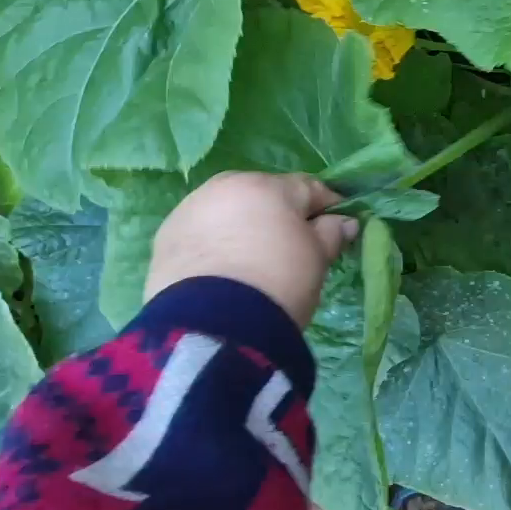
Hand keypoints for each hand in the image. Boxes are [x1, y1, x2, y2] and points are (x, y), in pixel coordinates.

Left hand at [144, 172, 357, 326]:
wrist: (215, 322)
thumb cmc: (280, 280)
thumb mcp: (318, 258)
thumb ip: (332, 233)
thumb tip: (344, 222)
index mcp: (268, 187)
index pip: (309, 188)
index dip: (329, 206)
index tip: (340, 226)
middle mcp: (225, 187)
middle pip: (264, 196)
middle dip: (281, 215)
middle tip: (296, 246)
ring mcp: (190, 210)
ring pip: (229, 212)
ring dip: (246, 227)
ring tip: (257, 259)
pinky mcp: (166, 238)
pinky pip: (204, 234)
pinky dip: (219, 244)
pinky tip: (228, 270)